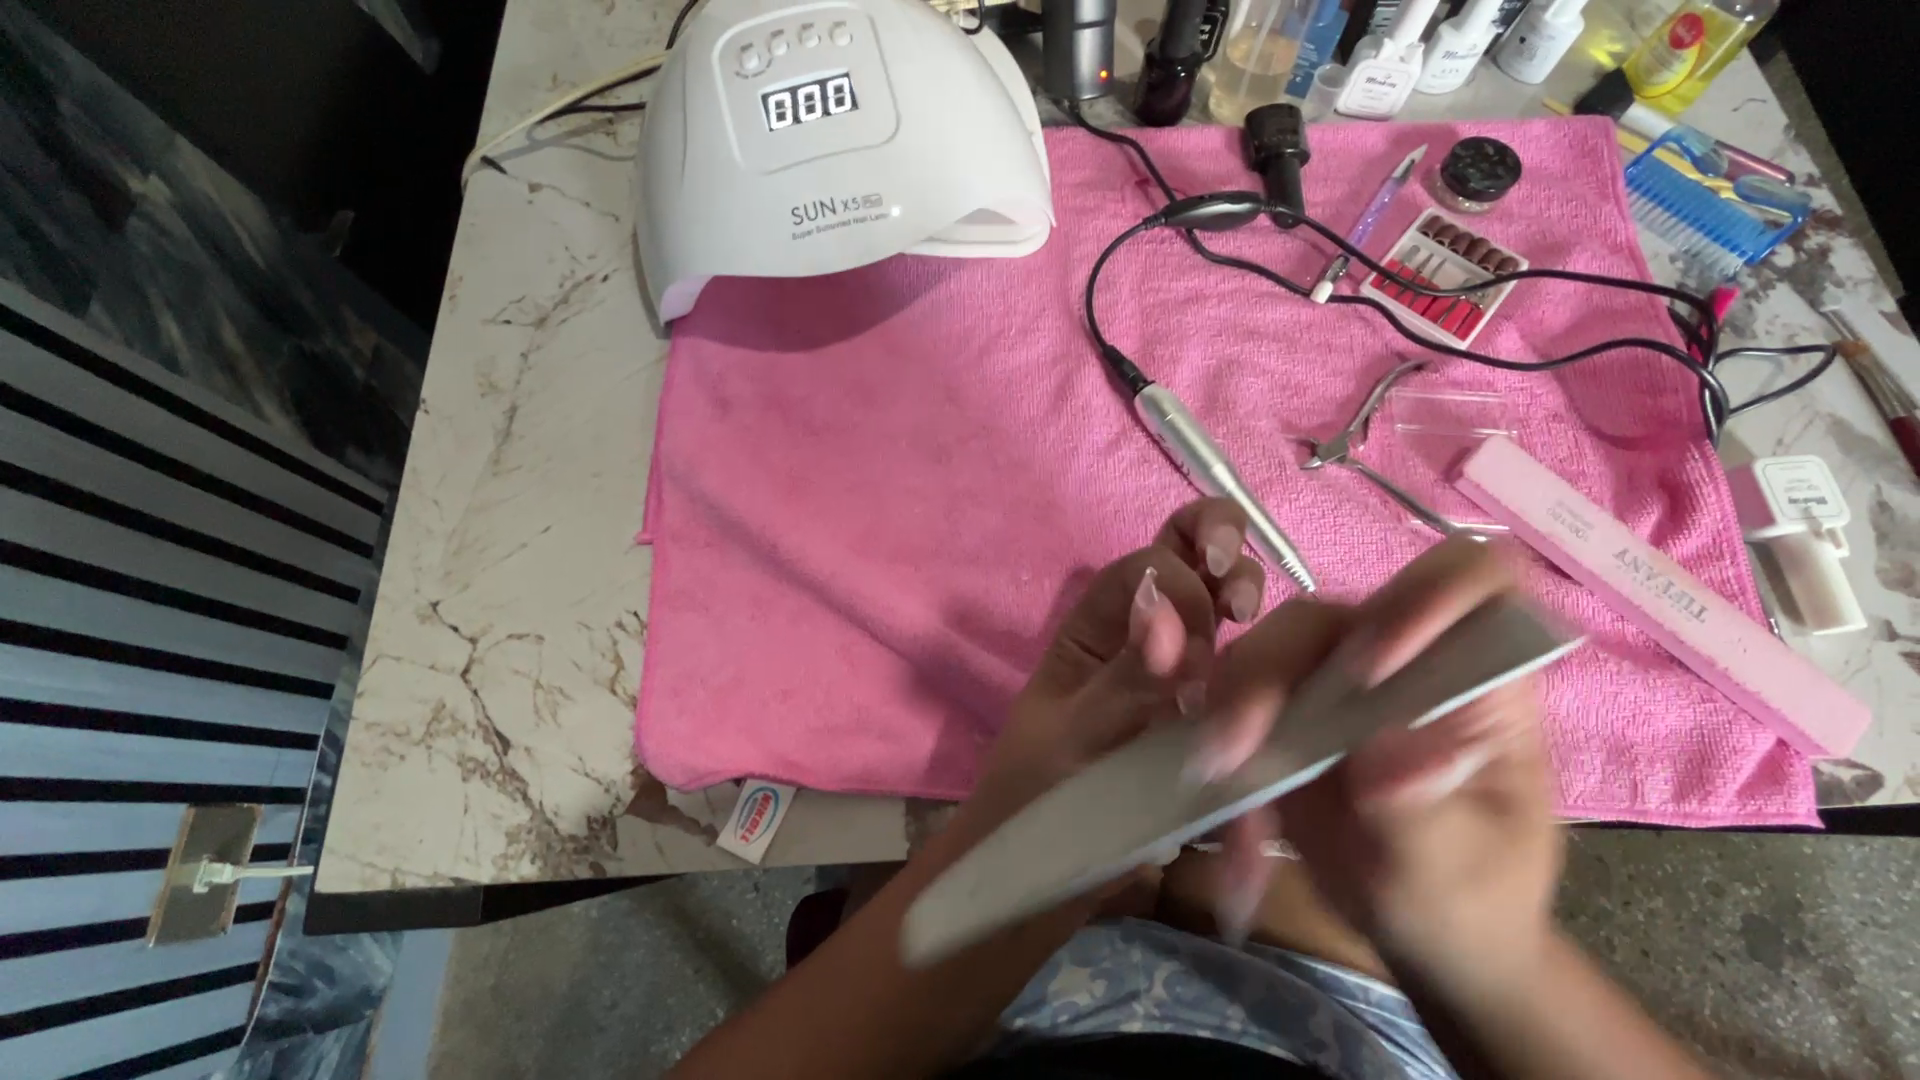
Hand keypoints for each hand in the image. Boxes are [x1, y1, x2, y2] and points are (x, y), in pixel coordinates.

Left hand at [958, 498, 1268, 836]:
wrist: (1043, 877)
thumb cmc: (1040, 802)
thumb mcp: (1075, 739)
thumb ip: (1124, 678)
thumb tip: (1164, 608)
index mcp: (1096, 628)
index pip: (1147, 567)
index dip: (1180, 582)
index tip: (1197, 637)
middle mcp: (1139, 634)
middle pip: (1185, 551)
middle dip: (1220, 539)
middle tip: (1236, 596)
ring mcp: (1177, 668)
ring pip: (1218, 594)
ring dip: (1243, 584)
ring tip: (1248, 619)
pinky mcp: (1208, 711)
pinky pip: (1242, 657)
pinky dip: (1266, 646)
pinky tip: (1283, 672)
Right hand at [1196, 538, 1563, 986]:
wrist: (1413, 926)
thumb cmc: (1466, 897)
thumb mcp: (1456, 872)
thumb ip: (1427, 815)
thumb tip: (1386, 752)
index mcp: (1473, 676)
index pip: (1467, 581)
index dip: (1421, 596)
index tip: (1371, 671)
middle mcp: (1396, 657)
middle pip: (1326, 617)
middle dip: (1269, 671)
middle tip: (1232, 747)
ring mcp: (1330, 680)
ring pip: (1264, 648)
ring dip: (1228, 705)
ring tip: (1217, 776)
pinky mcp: (1280, 707)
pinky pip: (1228, 693)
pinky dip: (1211, 737)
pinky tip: (1219, 798)